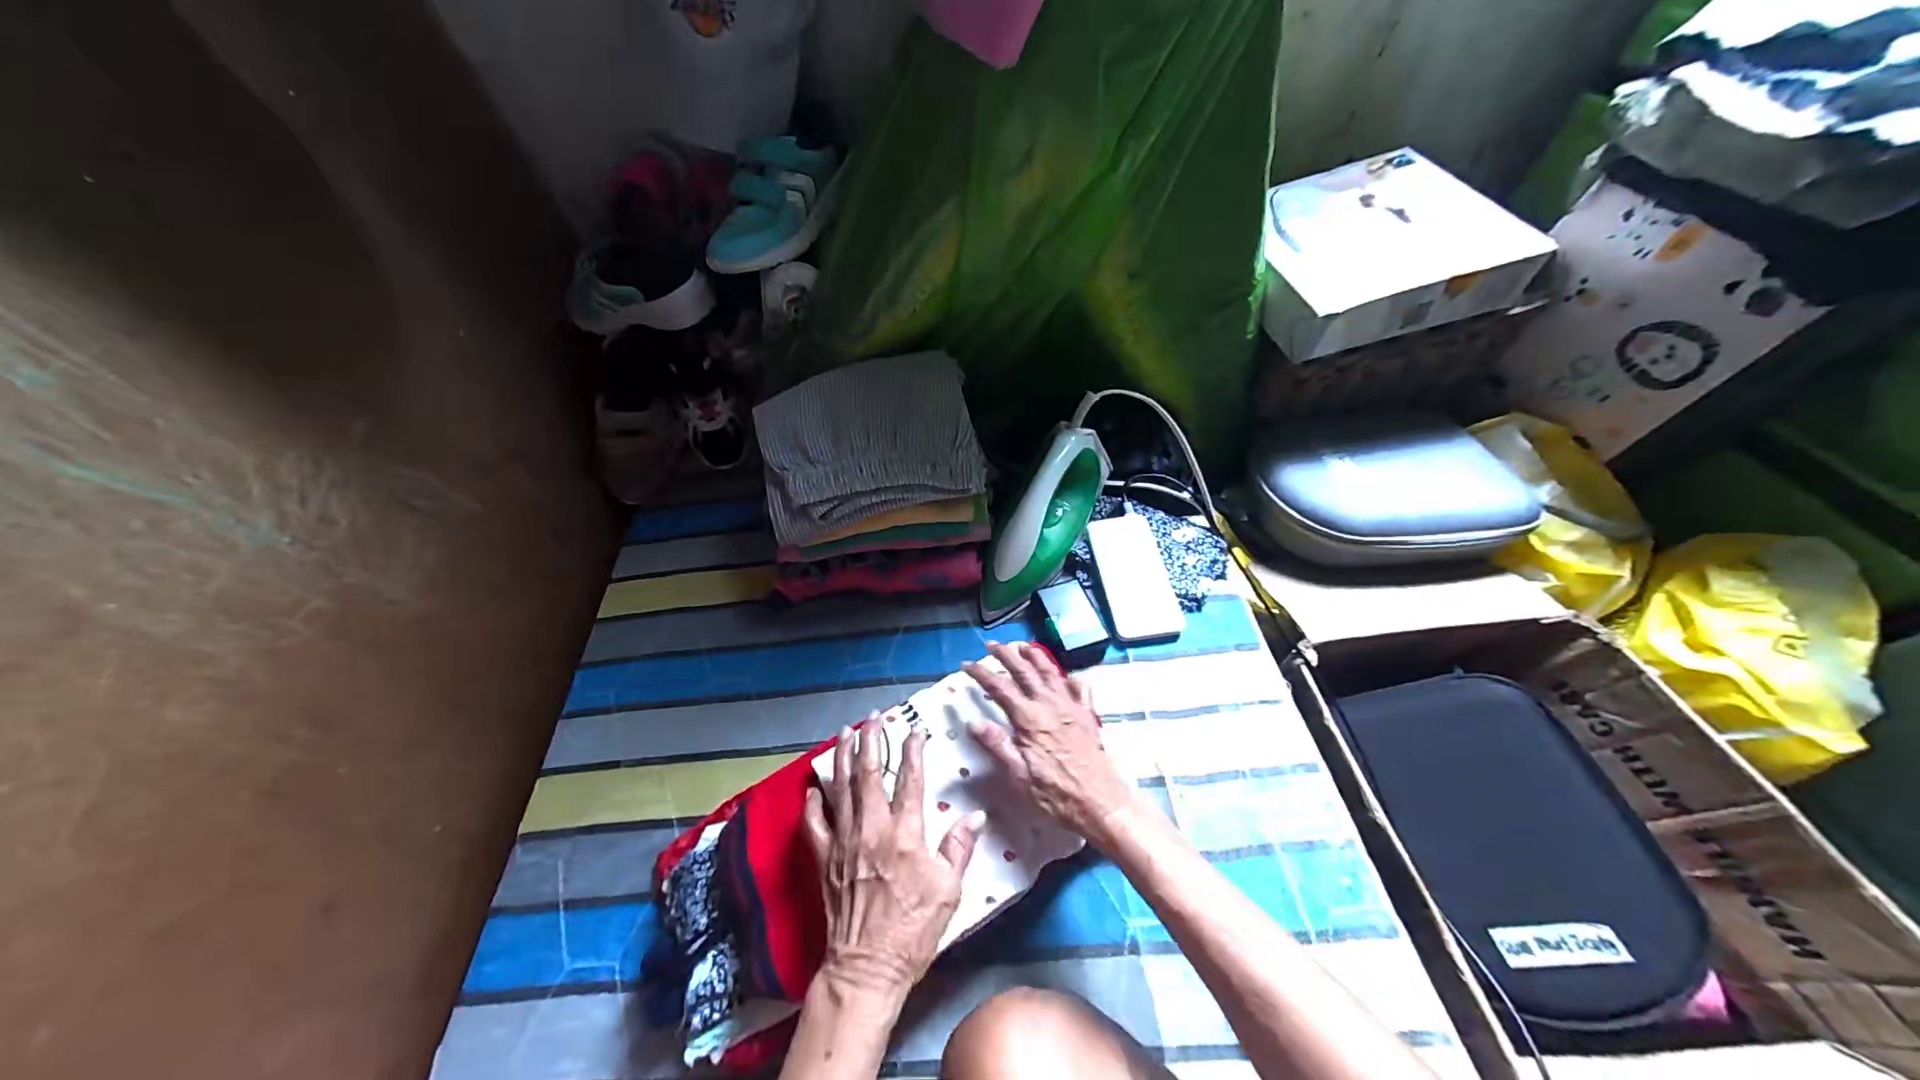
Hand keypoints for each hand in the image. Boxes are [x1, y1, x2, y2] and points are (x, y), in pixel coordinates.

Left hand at [803, 714, 985, 1003]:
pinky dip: (814, 802)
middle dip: (870, 741)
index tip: (915, 731)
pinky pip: (815, 823)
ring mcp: (844, 842)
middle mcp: (871, 830)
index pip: (910, 781)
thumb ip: (958, 849)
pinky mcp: (824, 860)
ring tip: (844, 733)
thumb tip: (975, 816)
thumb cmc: (913, 931)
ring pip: (840, 789)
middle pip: (868, 774)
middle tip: (871, 717)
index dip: (913, 751)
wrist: (867, 967)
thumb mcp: (949, 892)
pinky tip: (814, 786)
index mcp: (905, 835)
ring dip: (842, 757)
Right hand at [962, 642, 1138, 849]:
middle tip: (992, 644)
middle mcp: (1050, 705)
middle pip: (1025, 672)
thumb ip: (997, 745)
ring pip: (1051, 673)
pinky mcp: (1089, 717)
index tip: (967, 664)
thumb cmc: (1055, 795)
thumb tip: (973, 722)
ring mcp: (1072, 708)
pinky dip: (1070, 679)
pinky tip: (1066, 676)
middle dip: (1007, 655)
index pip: (1000, 688)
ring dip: (1036, 657)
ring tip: (1024, 646)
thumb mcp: (1018, 776)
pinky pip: (1080, 689)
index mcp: (1029, 719)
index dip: (981, 674)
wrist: (1100, 803)